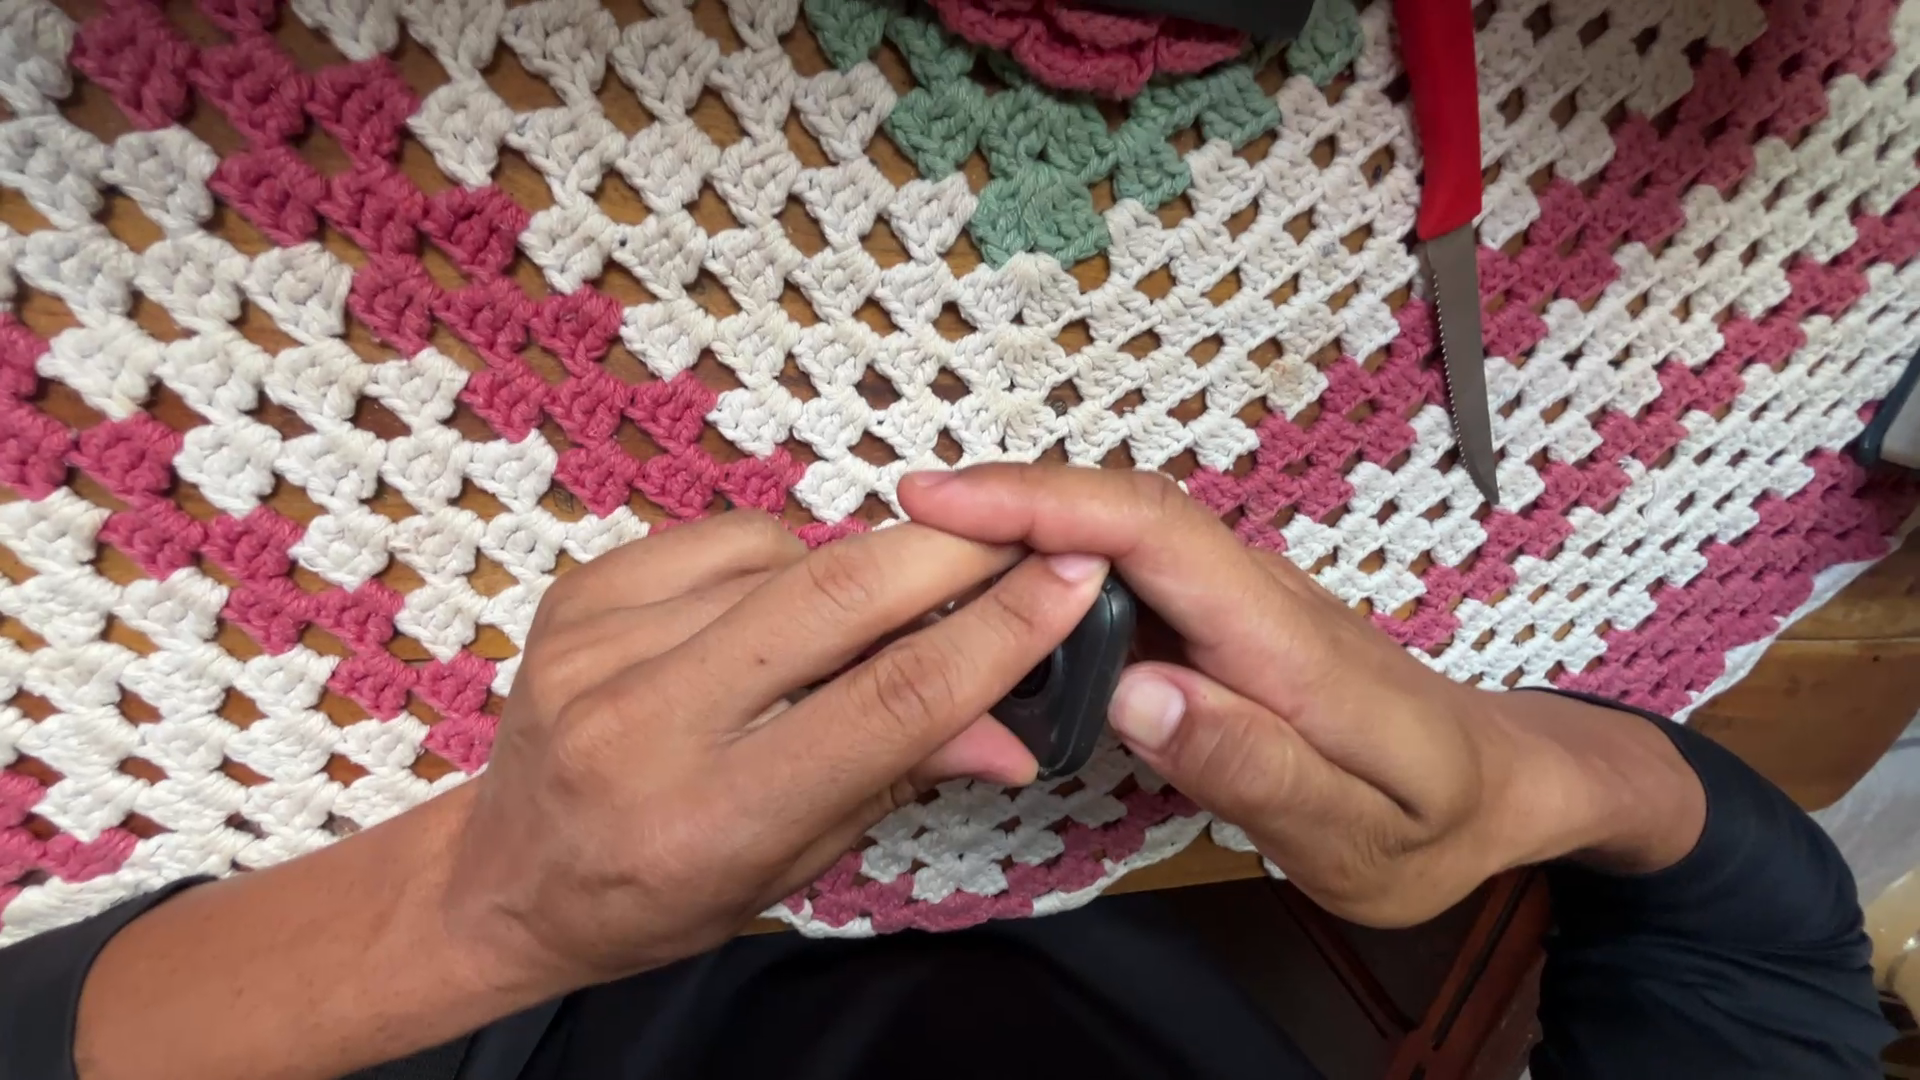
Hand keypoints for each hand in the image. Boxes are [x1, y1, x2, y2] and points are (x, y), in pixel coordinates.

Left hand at [73, 510, 1108, 1079]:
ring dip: (862, 565)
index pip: (889, 703)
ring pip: (791, 555)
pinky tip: (774, 598)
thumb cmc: (665, 892)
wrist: (503, 873)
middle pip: (837, 598)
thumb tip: (1013, 732)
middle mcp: (647, 719)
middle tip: (1020, 531)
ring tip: (867, 608)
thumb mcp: (795, 859)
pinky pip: (732, 536)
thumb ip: (901, 774)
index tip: (1069, 576)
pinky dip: (787, 554)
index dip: (995, 632)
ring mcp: (600, 641)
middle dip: (951, 552)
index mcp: (714, 814)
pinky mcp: (582, 588)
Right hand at [901, 466, 1704, 927]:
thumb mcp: (1360, 834)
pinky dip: (1051, 562)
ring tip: (930, 551)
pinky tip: (1003, 591)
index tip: (939, 498)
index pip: (1150, 531)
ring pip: (1113, 533)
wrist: (1498, 783)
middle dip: (1006, 500)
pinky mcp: (1212, 613)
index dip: (1041, 502)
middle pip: (1118, 512)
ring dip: (1020, 524)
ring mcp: (1227, 595)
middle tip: (904, 521)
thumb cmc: (1433, 818)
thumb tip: (1138, 692)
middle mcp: (1246, 590)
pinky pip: (1121, 570)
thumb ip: (1256, 766)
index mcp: (1280, 635)